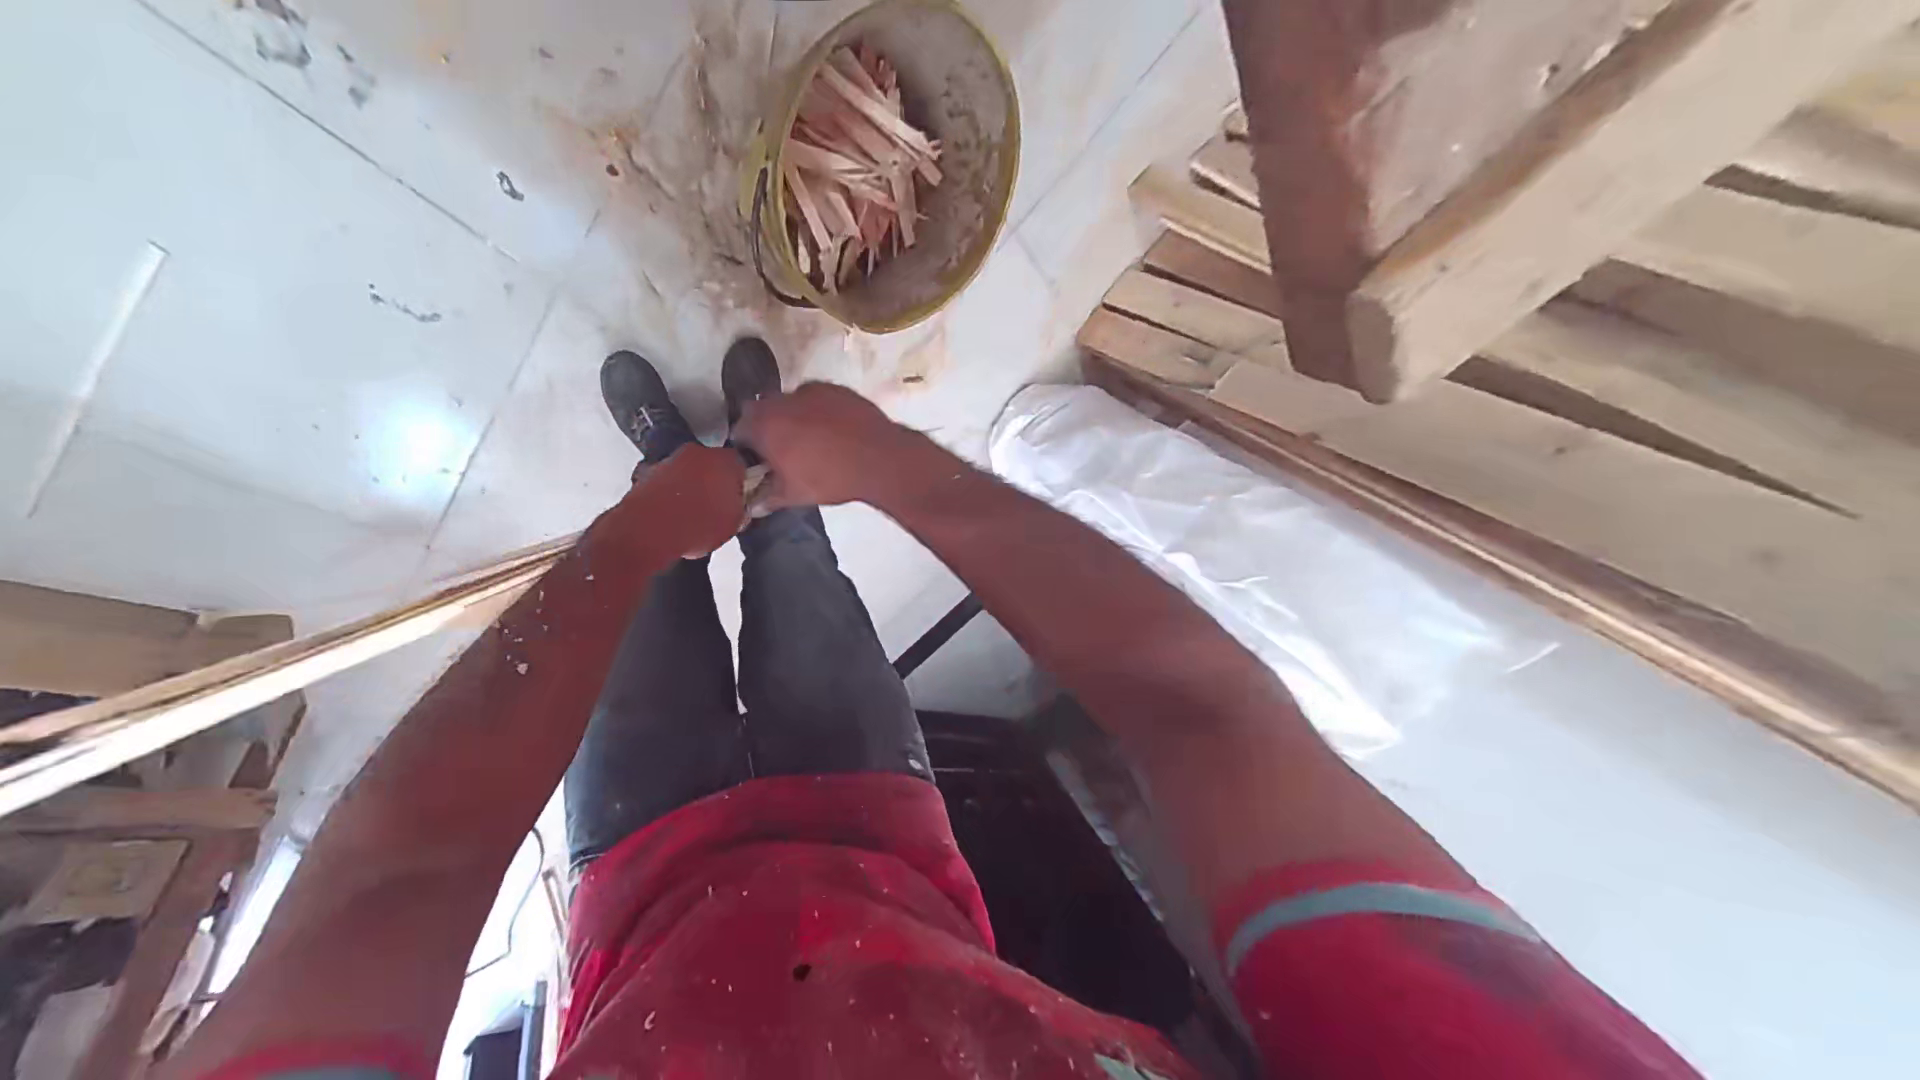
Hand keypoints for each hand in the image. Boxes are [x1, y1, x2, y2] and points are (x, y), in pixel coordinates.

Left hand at [594, 444, 746, 559]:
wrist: (648, 531)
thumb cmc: (696, 524)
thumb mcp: (734, 524)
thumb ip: (741, 509)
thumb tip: (739, 509)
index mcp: (726, 460)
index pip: (742, 465)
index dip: (743, 482)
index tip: (741, 497)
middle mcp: (698, 453)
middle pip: (713, 465)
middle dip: (715, 482)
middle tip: (718, 506)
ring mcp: (670, 460)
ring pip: (687, 471)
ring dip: (691, 486)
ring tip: (693, 515)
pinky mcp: (647, 472)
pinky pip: (666, 482)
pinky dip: (669, 493)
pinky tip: (672, 516)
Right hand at [735, 382, 928, 508]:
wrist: (880, 458)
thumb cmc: (830, 478)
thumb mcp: (793, 495)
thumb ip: (767, 499)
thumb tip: (753, 507)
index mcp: (764, 424)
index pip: (739, 430)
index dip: (745, 447)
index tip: (756, 461)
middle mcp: (782, 400)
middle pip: (763, 411)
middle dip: (768, 429)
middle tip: (782, 452)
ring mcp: (811, 390)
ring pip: (791, 403)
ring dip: (793, 418)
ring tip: (812, 443)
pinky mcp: (837, 389)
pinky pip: (818, 400)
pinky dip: (819, 412)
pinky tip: (834, 432)